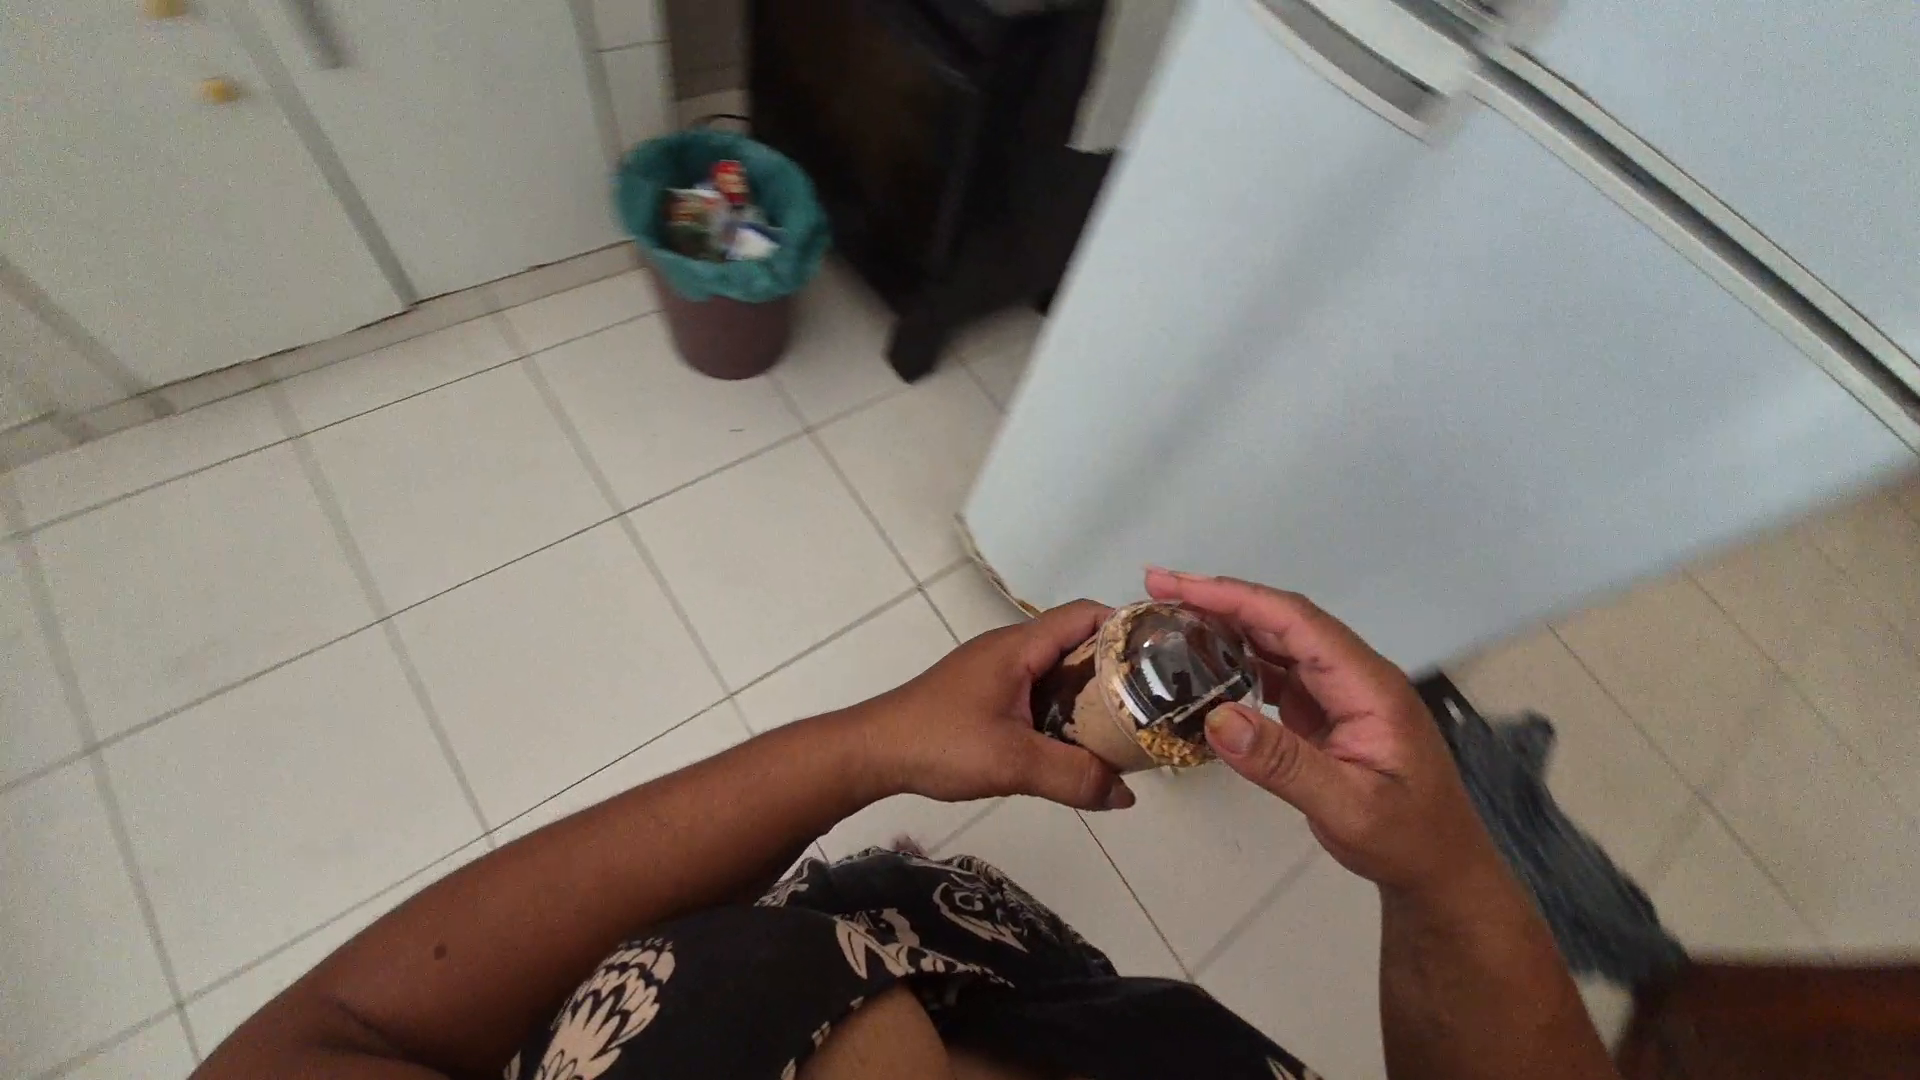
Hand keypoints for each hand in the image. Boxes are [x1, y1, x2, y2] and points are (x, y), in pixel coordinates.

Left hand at [855, 600, 1137, 812]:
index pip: (1085, 614)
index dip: (1126, 627)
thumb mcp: (1012, 763)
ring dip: (1088, 692)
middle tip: (1153, 700)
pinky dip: (1062, 708)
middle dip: (1115, 667)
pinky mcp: (986, 692)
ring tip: (1126, 725)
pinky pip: (1037, 689)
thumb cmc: (940, 743)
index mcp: (1019, 646)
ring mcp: (996, 670)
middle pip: (1076, 641)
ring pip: (1057, 669)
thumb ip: (1073, 777)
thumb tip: (1126, 794)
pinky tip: (1077, 741)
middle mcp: (1011, 648)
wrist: (874, 751)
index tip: (1162, 656)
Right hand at [1145, 568, 1504, 898]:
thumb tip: (1215, 717)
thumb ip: (1284, 763)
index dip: (1235, 598)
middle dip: (1218, 598)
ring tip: (1169, 615)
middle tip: (1156, 587)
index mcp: (1366, 683)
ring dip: (1223, 622)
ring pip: (1275, 639)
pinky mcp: (1322, 707)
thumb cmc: (1406, 839)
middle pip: (1280, 619)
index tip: (1179, 587)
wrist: (1441, 870)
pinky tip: (1202, 660)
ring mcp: (1336, 689)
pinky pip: (1273, 668)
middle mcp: (1351, 673)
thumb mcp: (1348, 809)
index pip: (1294, 621)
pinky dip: (1234, 656)